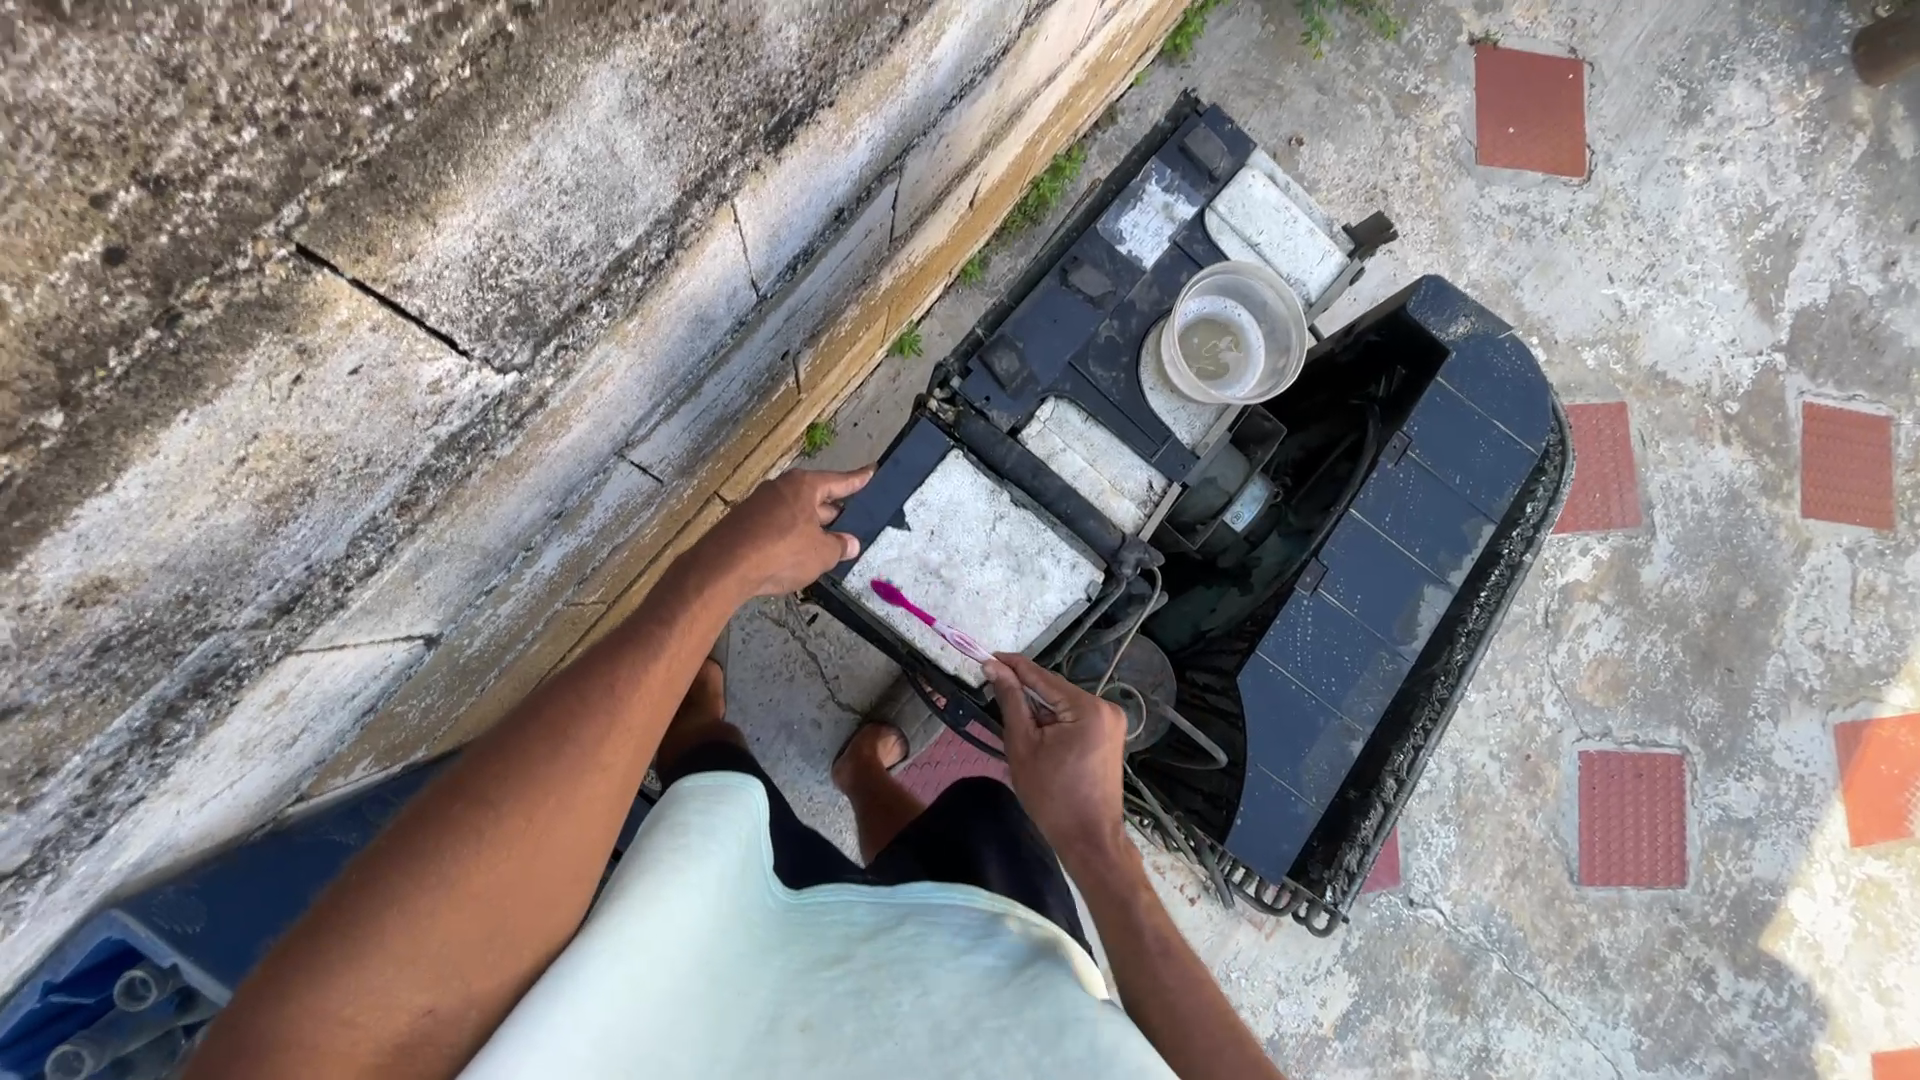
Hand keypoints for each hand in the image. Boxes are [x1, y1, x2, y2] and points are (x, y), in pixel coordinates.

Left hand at [697, 466, 872, 597]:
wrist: (724, 567)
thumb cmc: (782, 552)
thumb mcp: (822, 554)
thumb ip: (839, 547)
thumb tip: (850, 543)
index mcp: (804, 486)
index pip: (839, 481)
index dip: (858, 479)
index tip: (871, 471)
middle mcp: (780, 489)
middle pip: (814, 497)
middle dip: (832, 511)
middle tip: (850, 521)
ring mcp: (758, 505)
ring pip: (795, 514)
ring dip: (810, 528)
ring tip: (826, 544)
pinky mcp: (743, 524)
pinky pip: (776, 527)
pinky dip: (790, 538)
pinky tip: (795, 555)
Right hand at [982, 652, 1130, 872]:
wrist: (1089, 838)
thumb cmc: (1052, 797)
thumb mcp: (1022, 745)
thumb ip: (1011, 701)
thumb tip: (994, 667)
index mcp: (1087, 708)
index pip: (1042, 676)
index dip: (1012, 665)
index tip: (986, 656)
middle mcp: (1105, 706)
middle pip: (1054, 689)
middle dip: (1025, 691)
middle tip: (993, 692)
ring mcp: (1112, 720)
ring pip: (1063, 703)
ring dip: (1039, 709)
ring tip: (1015, 725)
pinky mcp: (1110, 734)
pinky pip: (1075, 716)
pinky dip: (1054, 720)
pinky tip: (1037, 734)